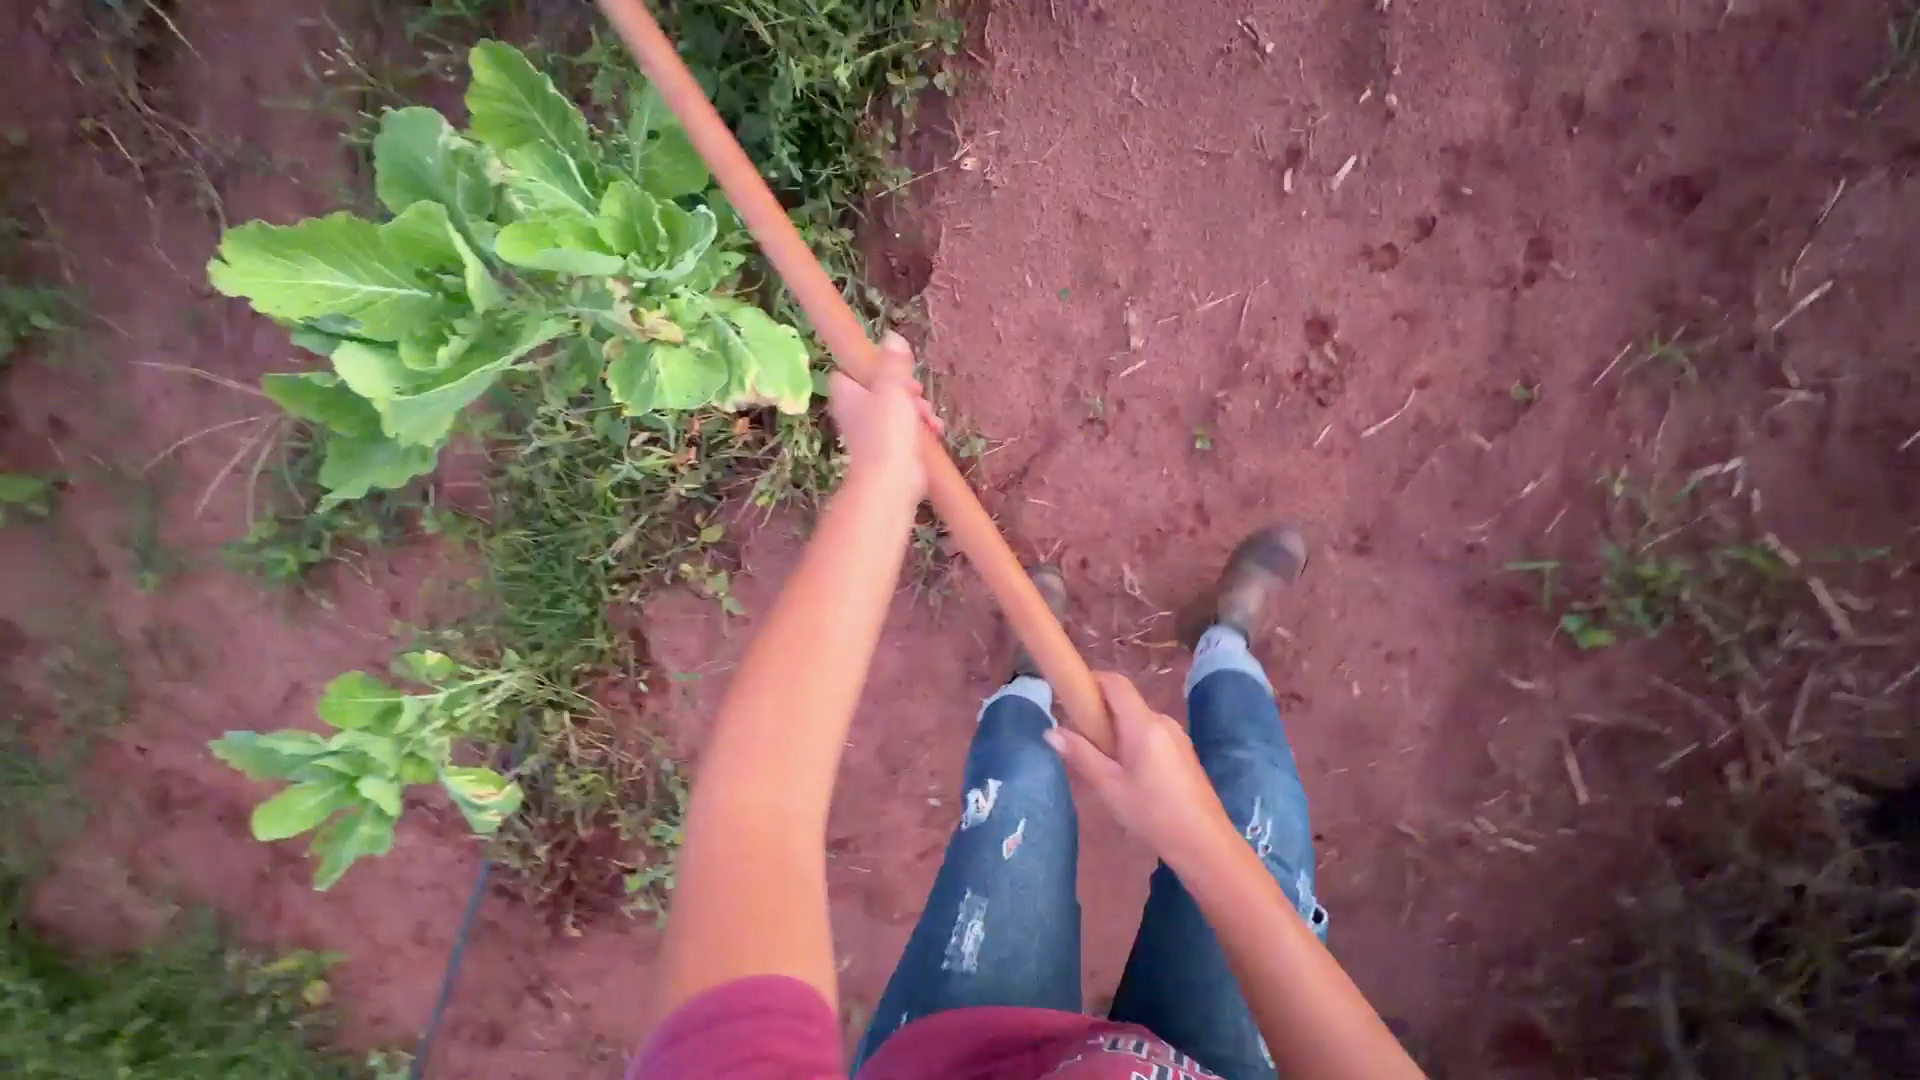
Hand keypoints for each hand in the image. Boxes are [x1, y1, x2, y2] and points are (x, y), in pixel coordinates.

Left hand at [828, 331, 943, 499]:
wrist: (891, 481)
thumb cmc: (886, 431)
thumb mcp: (892, 388)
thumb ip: (893, 363)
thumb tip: (892, 336)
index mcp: (848, 394)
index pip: (848, 372)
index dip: (870, 367)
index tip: (892, 368)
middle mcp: (856, 413)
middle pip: (879, 390)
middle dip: (903, 389)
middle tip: (917, 393)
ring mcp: (873, 433)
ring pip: (896, 410)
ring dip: (916, 410)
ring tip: (929, 417)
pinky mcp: (890, 449)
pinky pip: (906, 431)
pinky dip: (920, 429)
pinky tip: (934, 431)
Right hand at [1045, 672, 1240, 867]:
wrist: (1205, 844)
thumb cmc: (1153, 814)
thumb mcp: (1110, 786)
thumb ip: (1081, 755)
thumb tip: (1051, 732)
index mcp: (1144, 724)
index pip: (1115, 683)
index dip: (1091, 680)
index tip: (1068, 694)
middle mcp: (1162, 721)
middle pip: (1125, 701)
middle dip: (1098, 711)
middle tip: (1077, 737)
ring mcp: (1176, 736)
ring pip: (1137, 719)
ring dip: (1114, 729)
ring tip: (1097, 760)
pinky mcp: (1183, 752)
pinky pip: (1150, 734)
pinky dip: (1131, 741)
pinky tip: (1124, 772)